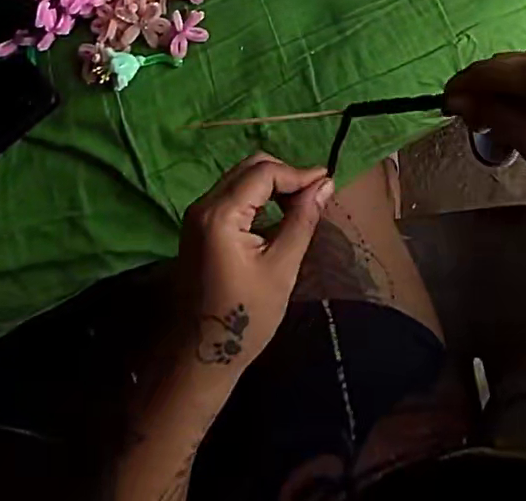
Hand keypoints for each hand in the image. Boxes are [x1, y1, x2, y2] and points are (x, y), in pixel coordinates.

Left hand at [172, 153, 333, 372]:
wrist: (200, 358)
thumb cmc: (245, 317)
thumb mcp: (282, 267)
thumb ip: (303, 219)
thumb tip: (326, 183)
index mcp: (220, 215)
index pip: (264, 173)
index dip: (299, 174)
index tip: (328, 183)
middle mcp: (203, 205)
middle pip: (251, 168)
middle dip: (286, 175)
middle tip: (315, 194)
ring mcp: (198, 215)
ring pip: (242, 178)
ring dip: (273, 184)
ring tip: (302, 205)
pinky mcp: (200, 226)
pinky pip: (234, 194)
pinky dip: (259, 196)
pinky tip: (279, 214)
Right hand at [443, 50, 525, 209]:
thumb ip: (489, 112)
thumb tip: (456, 99)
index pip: (484, 70)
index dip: (459, 88)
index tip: (442, 109)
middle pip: (496, 67)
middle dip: (475, 91)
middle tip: (464, 122)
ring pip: (509, 72)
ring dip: (491, 93)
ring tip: (484, 124)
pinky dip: (510, 94)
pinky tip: (507, 117)